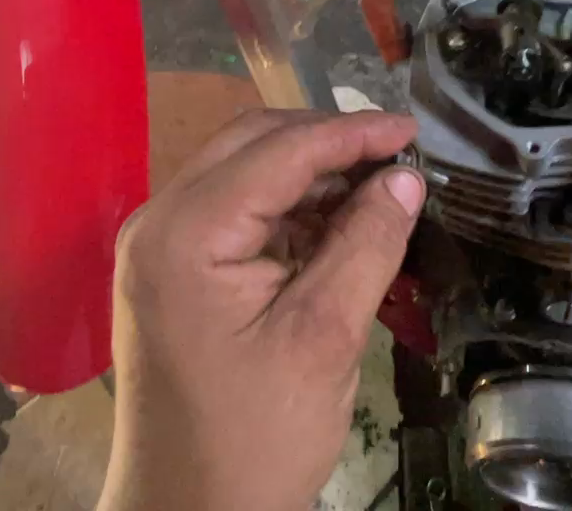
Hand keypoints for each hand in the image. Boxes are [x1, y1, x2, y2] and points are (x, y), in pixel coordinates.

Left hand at [98, 109, 425, 510]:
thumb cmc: (253, 441)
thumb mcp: (323, 340)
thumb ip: (365, 245)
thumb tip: (405, 178)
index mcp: (185, 232)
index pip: (279, 151)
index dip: (351, 133)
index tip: (410, 130)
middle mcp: (161, 219)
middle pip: (253, 143)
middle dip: (328, 141)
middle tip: (395, 153)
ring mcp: (161, 240)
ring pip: (246, 168)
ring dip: (311, 170)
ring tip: (376, 185)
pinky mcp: (173, 263)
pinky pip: (238, 206)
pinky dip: (290, 203)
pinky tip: (335, 219)